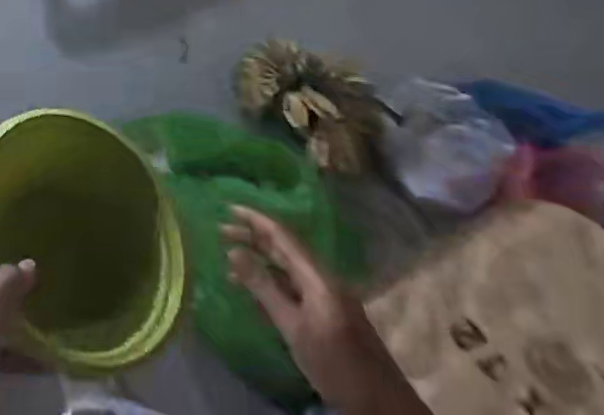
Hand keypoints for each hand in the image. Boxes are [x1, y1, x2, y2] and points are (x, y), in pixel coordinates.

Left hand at [0, 257, 37, 414]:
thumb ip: (5, 286)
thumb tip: (29, 262)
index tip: (5, 228)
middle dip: (9, 278)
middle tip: (37, 264)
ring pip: (1, 318)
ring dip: (21, 314)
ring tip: (50, 302)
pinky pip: (11, 351)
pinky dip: (29, 351)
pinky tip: (52, 350)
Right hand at [222, 206, 427, 414]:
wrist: (383, 406)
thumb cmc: (335, 364)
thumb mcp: (293, 327)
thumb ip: (263, 287)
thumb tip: (233, 251)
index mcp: (318, 277)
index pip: (283, 237)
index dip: (255, 220)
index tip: (229, 208)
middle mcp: (323, 280)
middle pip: (284, 250)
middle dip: (253, 239)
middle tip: (220, 232)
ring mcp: (327, 298)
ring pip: (287, 270)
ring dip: (260, 262)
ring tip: (230, 261)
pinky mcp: (327, 315)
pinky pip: (294, 288)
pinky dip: (271, 283)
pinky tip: (253, 289)